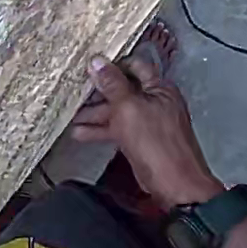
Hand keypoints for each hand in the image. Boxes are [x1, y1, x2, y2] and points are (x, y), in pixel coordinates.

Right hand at [71, 53, 225, 206]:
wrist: (174, 185)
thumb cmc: (159, 145)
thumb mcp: (128, 108)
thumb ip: (112, 84)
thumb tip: (97, 63)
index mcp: (159, 88)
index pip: (134, 65)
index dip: (113, 65)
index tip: (90, 67)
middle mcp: (156, 102)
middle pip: (123, 89)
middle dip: (99, 92)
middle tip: (77, 92)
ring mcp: (149, 122)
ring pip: (118, 111)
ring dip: (95, 113)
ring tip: (72, 116)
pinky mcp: (141, 140)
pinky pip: (118, 129)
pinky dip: (100, 130)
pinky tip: (81, 133)